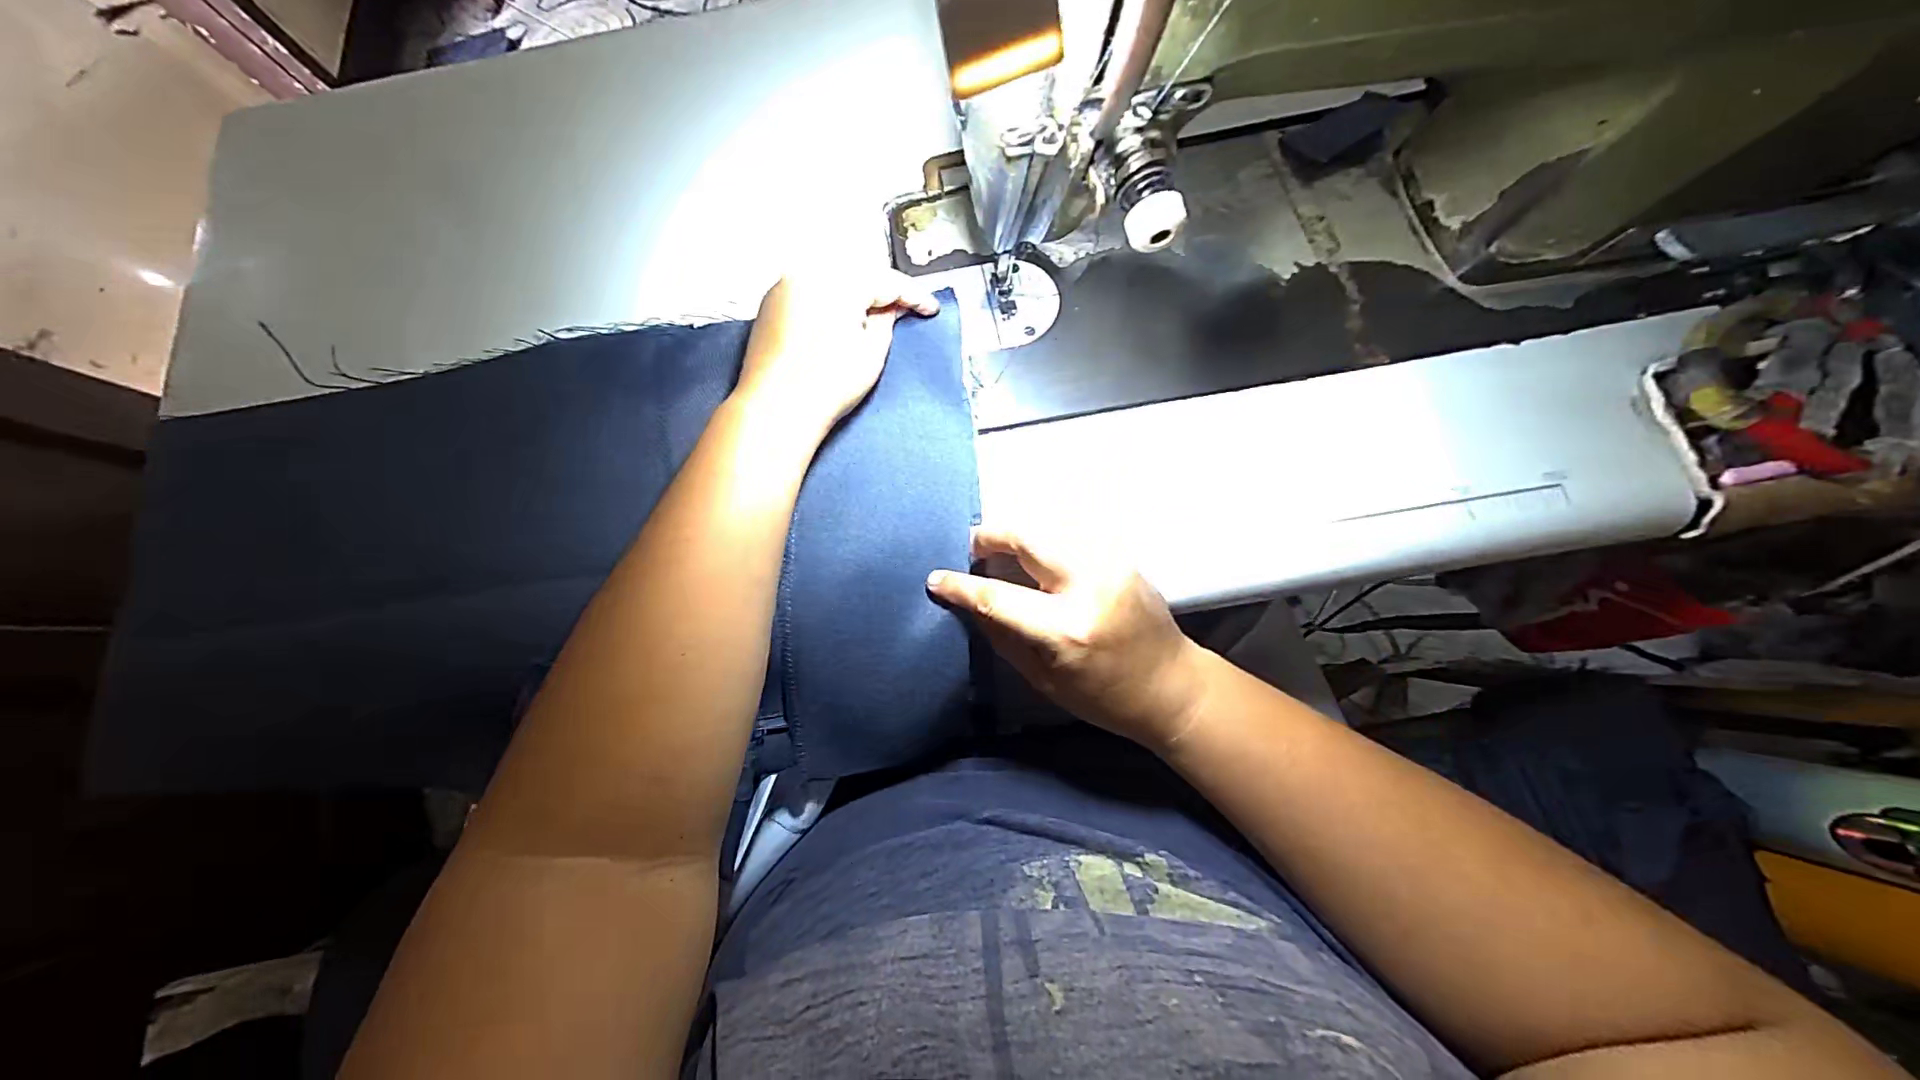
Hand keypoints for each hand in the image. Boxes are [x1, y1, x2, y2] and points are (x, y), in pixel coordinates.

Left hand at [734, 271, 939, 435]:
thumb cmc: (824, 385)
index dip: (913, 296)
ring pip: (832, 282)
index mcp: (838, 280)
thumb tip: (891, 309)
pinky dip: (829, 304)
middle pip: (857, 276)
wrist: (776, 409)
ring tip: (873, 319)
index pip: (886, 281)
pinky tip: (840, 324)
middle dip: (881, 292)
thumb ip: (888, 320)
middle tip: (905, 310)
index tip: (928, 307)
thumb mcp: (872, 352)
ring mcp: (784, 288)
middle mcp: (807, 274)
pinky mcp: (770, 305)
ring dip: (855, 296)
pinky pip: (809, 294)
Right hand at [927, 526, 1208, 753]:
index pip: (998, 595)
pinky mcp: (1123, 556)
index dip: (960, 585)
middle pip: (1027, 537)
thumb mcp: (1043, 679)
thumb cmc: (1104, 697)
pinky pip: (1072, 534)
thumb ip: (1002, 635)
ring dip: (1018, 534)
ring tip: (999, 552)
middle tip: (971, 550)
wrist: (1172, 686)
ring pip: (1050, 526)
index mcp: (1067, 629)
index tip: (936, 579)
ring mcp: (1111, 564)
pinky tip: (1034, 555)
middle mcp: (1090, 585)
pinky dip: (1046, 538)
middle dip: (990, 536)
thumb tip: (968, 603)